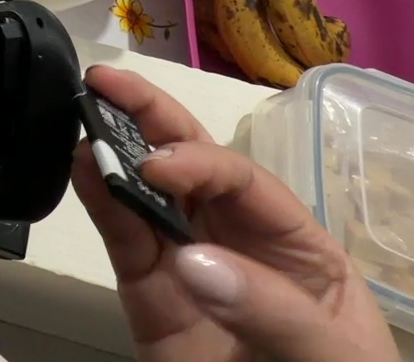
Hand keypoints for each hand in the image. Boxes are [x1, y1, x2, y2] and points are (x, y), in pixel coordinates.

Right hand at [75, 66, 397, 361]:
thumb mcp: (334, 361)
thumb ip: (273, 309)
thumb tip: (190, 259)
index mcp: (294, 242)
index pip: (241, 177)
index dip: (197, 159)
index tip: (157, 166)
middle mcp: (234, 237)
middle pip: (188, 160)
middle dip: (148, 113)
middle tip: (103, 79)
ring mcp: (184, 261)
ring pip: (143, 189)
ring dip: (111, 147)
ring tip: (82, 110)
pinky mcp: (145, 290)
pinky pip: (119, 236)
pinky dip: (96, 199)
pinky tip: (79, 164)